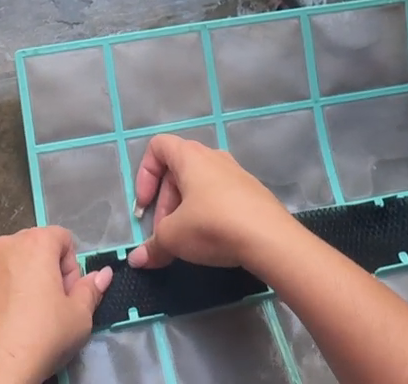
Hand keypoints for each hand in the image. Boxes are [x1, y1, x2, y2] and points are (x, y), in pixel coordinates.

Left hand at [0, 226, 111, 383]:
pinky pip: (0, 282)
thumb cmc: (41, 336)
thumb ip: (91, 290)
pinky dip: (9, 294)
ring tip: (35, 318)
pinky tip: (14, 324)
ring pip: (18, 264)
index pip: (64, 238)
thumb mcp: (79, 317)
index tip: (70, 296)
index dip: (73, 267)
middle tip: (56, 307)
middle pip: (39, 247)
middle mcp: (7, 244)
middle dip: (52, 272)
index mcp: (35, 242)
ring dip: (30, 282)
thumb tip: (103, 274)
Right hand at [129, 134, 297, 270]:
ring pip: (199, 186)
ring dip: (186, 210)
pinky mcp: (252, 193)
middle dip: (165, 203)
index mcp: (190, 156)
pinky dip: (209, 214)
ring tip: (187, 240)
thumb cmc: (213, 225)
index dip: (144, 174)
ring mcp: (236, 173)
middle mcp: (212, 156)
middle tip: (165, 234)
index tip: (144, 205)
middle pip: (177, 171)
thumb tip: (137, 260)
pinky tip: (214, 240)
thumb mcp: (175, 237)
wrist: (271, 239)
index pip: (158, 146)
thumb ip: (153, 246)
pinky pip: (220, 197)